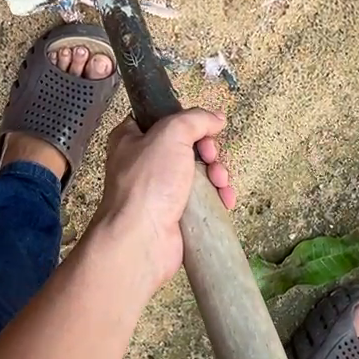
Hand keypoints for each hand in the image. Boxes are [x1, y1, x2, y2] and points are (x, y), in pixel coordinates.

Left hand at [88, 109, 234, 287]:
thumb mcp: (171, 134)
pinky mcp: (175, 213)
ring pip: (198, 172)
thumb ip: (195, 120)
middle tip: (211, 157)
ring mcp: (159, 189)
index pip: (164, 118)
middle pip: (186, 145)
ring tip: (220, 182)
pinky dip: (217, 196)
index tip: (203, 129)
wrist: (142, 240)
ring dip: (217, 174)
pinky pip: (202, 198)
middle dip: (208, 151)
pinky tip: (226, 200)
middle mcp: (143, 161)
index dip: (187, 122)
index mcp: (132, 137)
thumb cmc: (148, 183)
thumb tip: (216, 117)